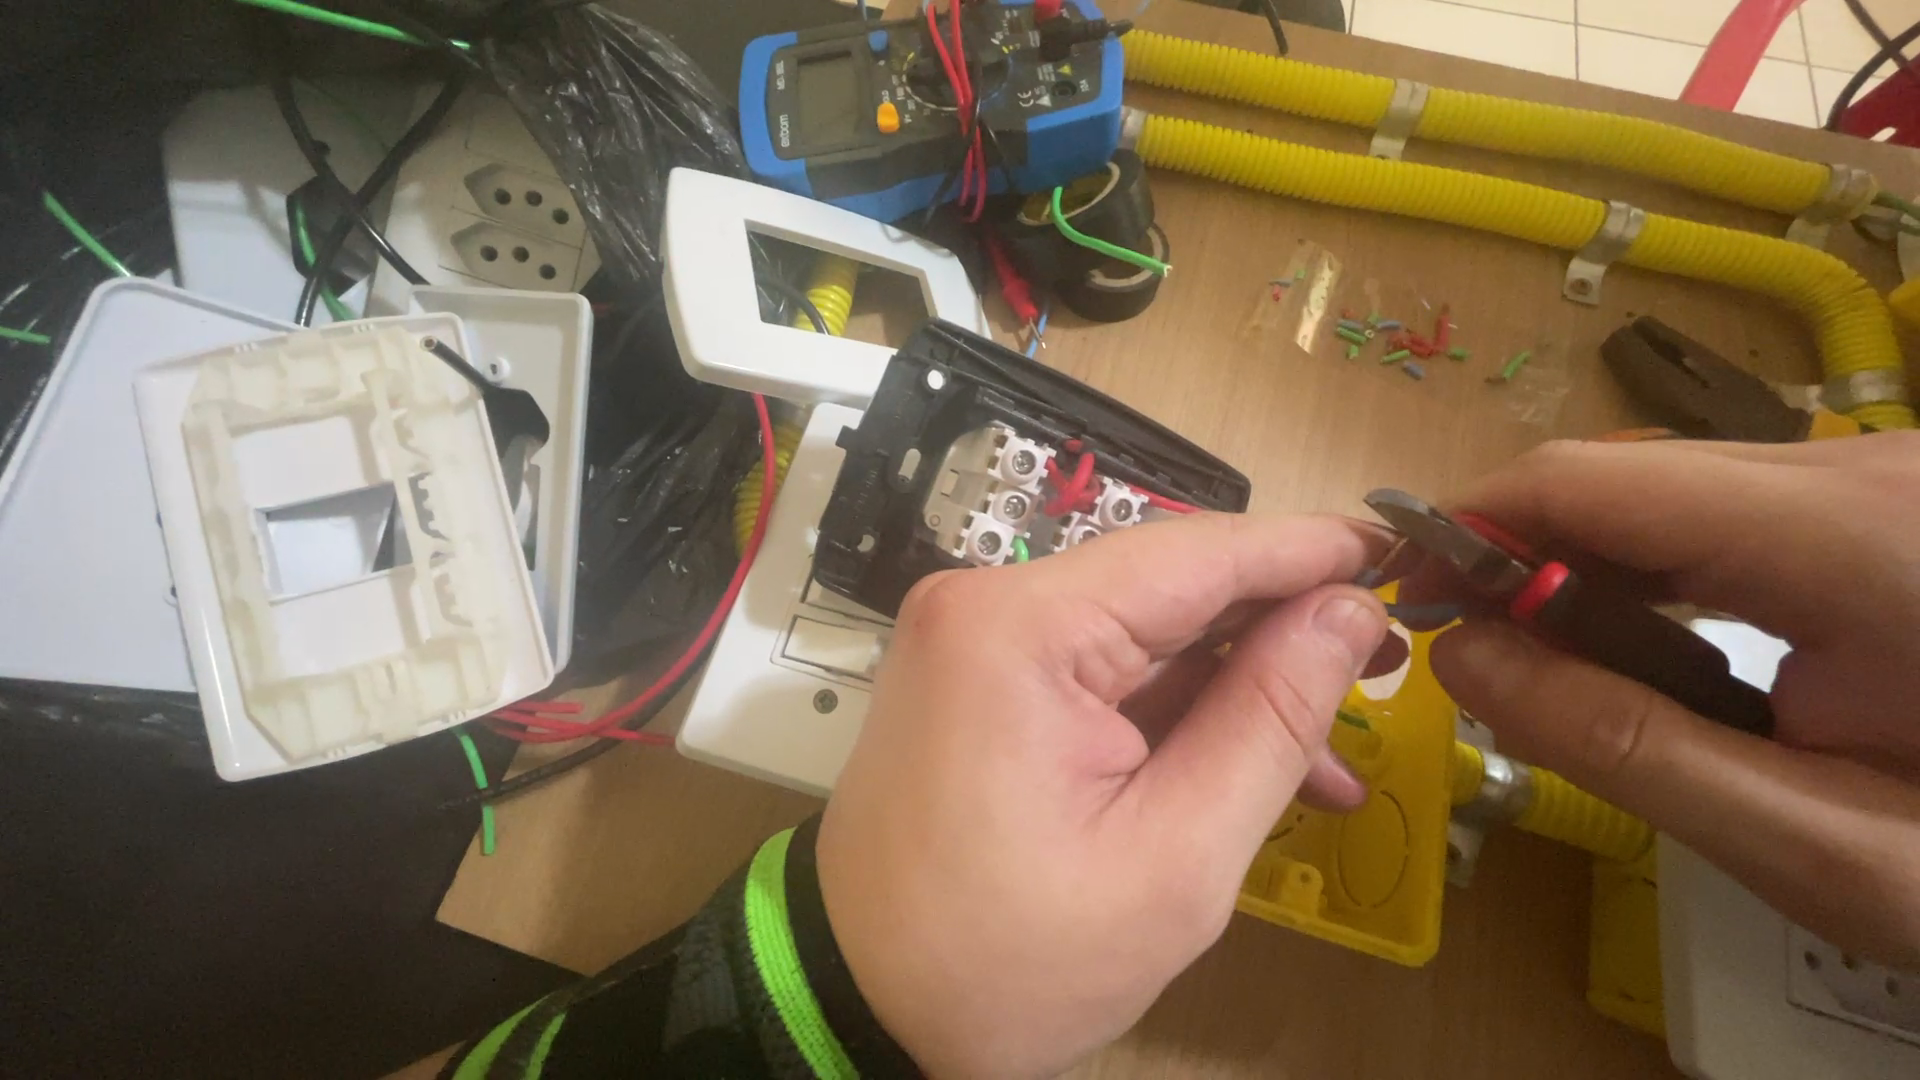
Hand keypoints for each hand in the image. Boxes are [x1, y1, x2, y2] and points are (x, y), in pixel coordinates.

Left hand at [816, 514, 1392, 1077]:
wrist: (864, 994)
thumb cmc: (1007, 955)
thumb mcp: (1172, 856)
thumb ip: (1268, 720)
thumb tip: (1343, 613)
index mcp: (1019, 627)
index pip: (1194, 552)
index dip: (1303, 549)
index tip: (1397, 554)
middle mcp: (987, 602)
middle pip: (1166, 584)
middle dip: (1277, 620)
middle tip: (1383, 655)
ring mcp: (978, 634)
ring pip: (1141, 628)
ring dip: (1233, 676)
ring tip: (1335, 734)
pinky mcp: (982, 671)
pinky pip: (1099, 666)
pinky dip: (1172, 703)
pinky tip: (1249, 757)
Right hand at [1407, 435, 1919, 969]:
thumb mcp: (1827, 848)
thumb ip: (1618, 744)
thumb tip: (1459, 656)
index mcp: (1858, 536)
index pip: (1583, 479)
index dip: (1467, 525)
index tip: (1408, 598)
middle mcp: (1864, 472)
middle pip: (1610, 479)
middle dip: (1513, 557)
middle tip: (1468, 647)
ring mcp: (1882, 481)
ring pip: (1651, 495)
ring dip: (1571, 570)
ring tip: (1550, 658)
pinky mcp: (1884, 506)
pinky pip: (1706, 516)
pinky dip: (1637, 574)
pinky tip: (1642, 642)